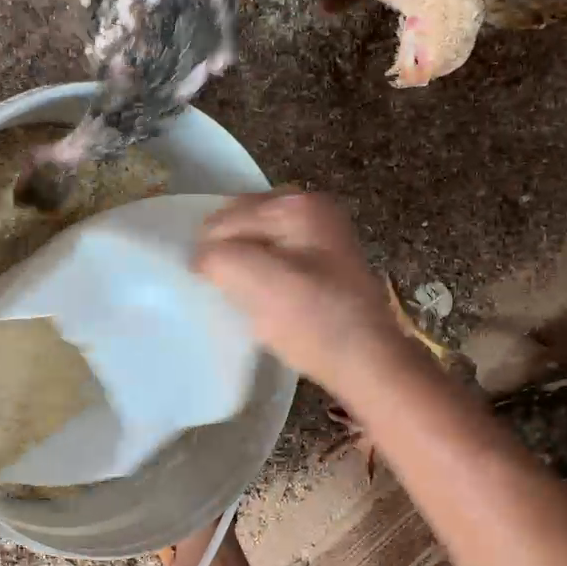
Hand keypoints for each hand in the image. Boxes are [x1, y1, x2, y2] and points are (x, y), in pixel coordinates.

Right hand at [193, 192, 402, 381]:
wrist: (366, 362)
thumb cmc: (312, 319)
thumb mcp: (255, 281)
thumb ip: (216, 257)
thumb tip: (200, 258)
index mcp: (298, 204)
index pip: (225, 219)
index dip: (208, 252)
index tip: (206, 285)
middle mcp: (313, 208)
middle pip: (242, 224)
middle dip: (226, 253)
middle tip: (219, 288)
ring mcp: (321, 236)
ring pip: (256, 243)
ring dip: (241, 266)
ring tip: (238, 296)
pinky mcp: (323, 264)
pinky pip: (274, 259)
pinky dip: (260, 276)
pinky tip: (260, 301)